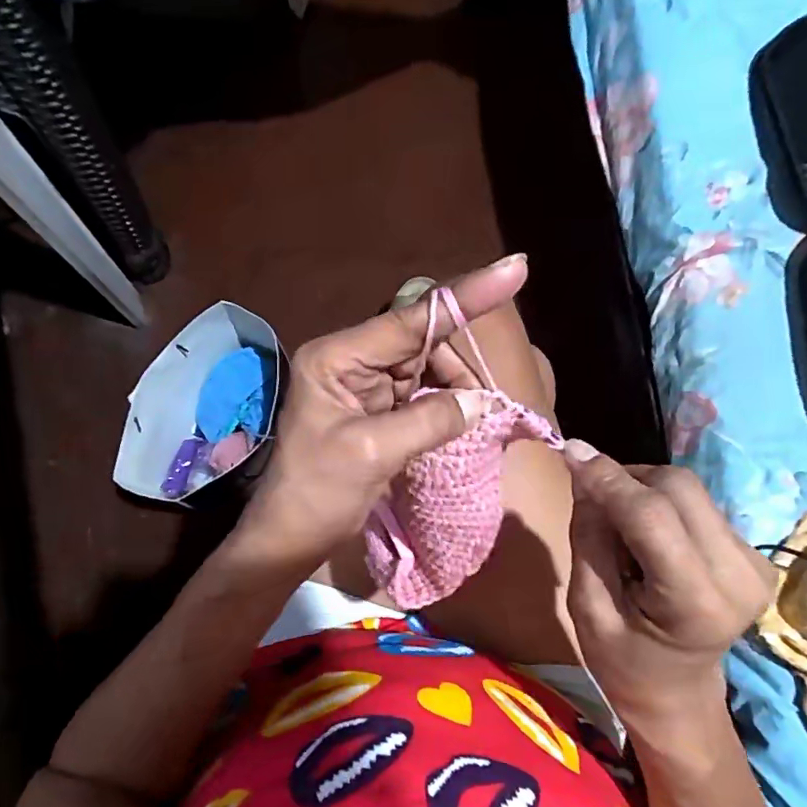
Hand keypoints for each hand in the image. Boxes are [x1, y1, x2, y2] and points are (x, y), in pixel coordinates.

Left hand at [232, 254, 529, 573]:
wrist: (289, 537)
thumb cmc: (317, 493)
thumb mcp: (372, 453)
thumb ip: (431, 420)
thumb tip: (483, 401)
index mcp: (335, 359)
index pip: (409, 320)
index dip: (465, 298)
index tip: (516, 269)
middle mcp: (348, 361)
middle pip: (422, 342)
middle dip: (457, 368)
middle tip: (484, 406)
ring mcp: (361, 385)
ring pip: (426, 368)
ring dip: (454, 390)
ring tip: (470, 423)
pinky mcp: (373, 410)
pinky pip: (420, 395)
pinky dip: (444, 407)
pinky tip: (460, 423)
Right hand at [562, 445, 775, 734]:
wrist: (675, 692)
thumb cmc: (621, 660)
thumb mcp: (587, 607)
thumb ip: (589, 539)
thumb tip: (584, 475)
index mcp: (696, 601)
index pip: (651, 516)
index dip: (607, 478)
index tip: (568, 451)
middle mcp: (739, 574)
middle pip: (678, 488)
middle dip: (625, 479)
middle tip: (589, 495)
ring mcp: (754, 562)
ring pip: (689, 490)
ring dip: (641, 490)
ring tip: (615, 524)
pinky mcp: (753, 553)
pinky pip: (697, 504)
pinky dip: (659, 504)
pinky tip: (643, 535)